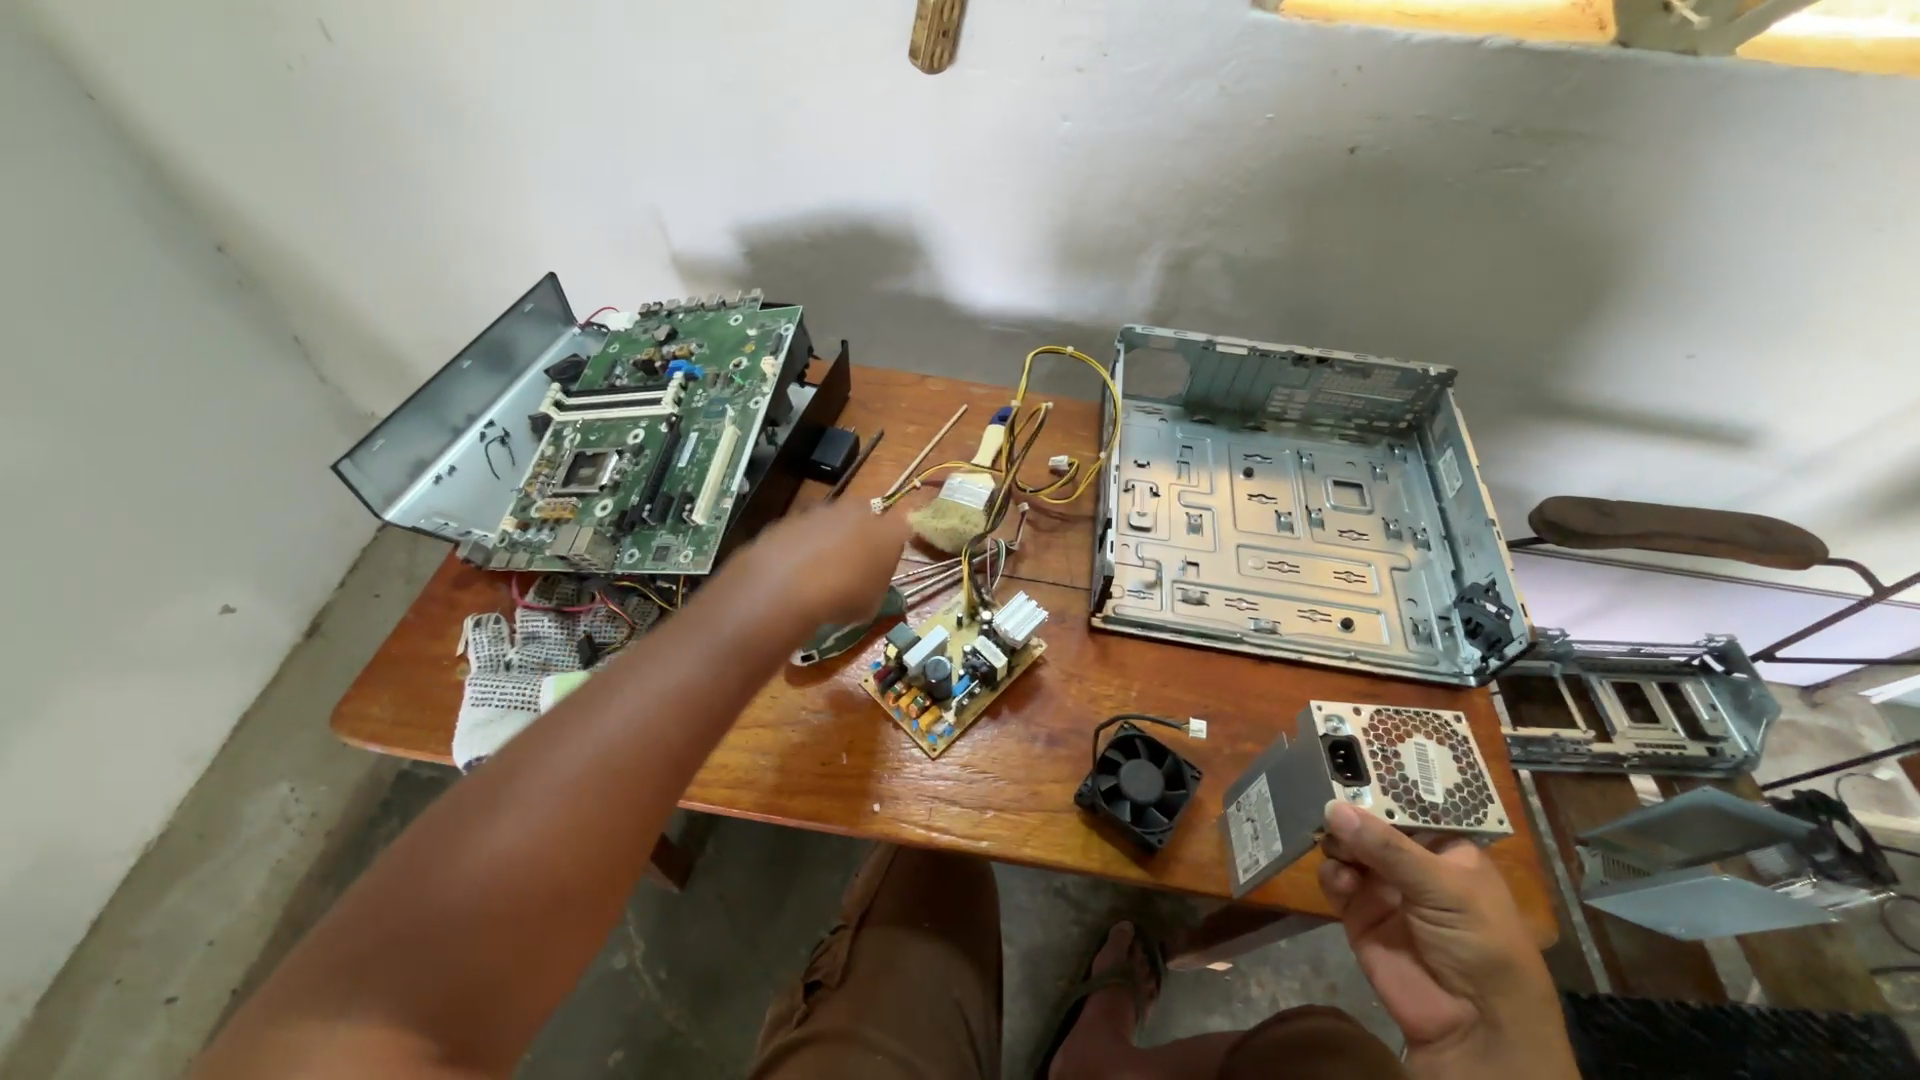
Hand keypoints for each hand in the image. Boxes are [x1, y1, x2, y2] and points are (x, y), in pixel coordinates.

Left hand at [729, 498, 909, 628]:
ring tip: (818, 571)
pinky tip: (794, 570)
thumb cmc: (843, 598)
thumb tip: (870, 579)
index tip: (884, 562)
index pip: (901, 528)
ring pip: (832, 522)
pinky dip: (802, 545)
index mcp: (887, 532)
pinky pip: (804, 531)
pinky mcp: (791, 518)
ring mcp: (821, 511)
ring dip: (829, 540)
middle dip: (861, 536)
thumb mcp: (873, 603)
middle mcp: (857, 512)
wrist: (788, 588)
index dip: (893, 544)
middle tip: (852, 564)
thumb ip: (877, 583)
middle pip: (865, 517)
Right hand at [1317, 802, 1577, 1079]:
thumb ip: (1387, 848)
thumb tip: (1334, 808)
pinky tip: (1339, 878)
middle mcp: (1413, 865)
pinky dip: (1331, 874)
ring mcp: (1384, 889)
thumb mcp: (1444, 888)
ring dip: (1339, 842)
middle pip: (1372, 825)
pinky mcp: (1359, 915)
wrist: (1473, 1026)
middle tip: (1324, 796)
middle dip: (1351, 812)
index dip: (1382, 786)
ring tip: (1334, 843)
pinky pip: (1336, 882)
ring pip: (1349, 848)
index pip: (1410, 808)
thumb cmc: (1481, 944)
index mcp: (1448, 850)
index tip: (1348, 759)